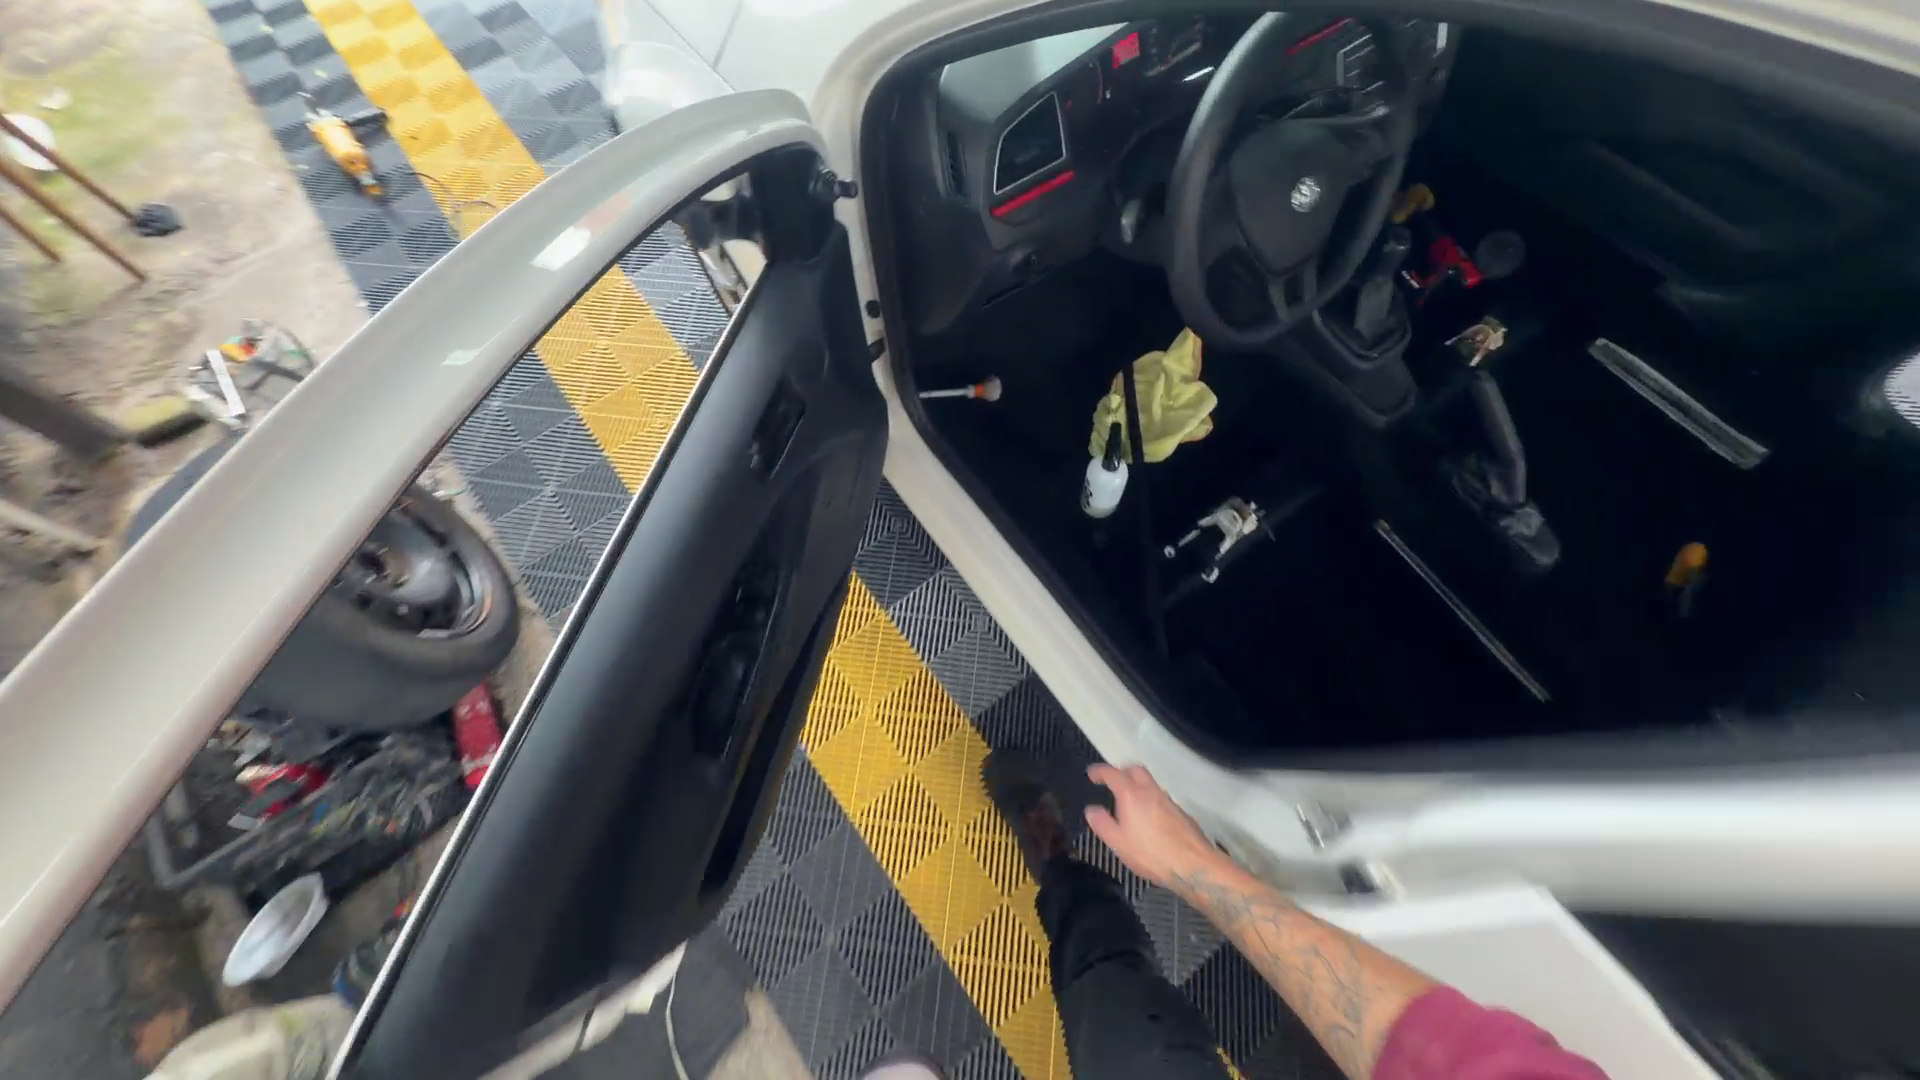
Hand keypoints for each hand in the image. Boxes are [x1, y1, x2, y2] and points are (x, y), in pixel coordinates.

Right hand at [1084, 763, 1231, 890]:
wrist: (1193, 866)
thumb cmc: (1150, 854)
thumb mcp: (1117, 842)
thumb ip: (1101, 823)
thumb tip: (1091, 809)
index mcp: (1131, 794)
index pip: (1112, 773)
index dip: (1099, 771)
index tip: (1091, 773)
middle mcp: (1151, 791)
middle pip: (1135, 769)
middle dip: (1121, 771)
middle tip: (1112, 782)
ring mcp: (1168, 800)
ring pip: (1150, 783)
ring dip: (1138, 785)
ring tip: (1130, 803)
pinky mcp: (1181, 812)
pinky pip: (1161, 798)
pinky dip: (1151, 800)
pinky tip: (1149, 818)